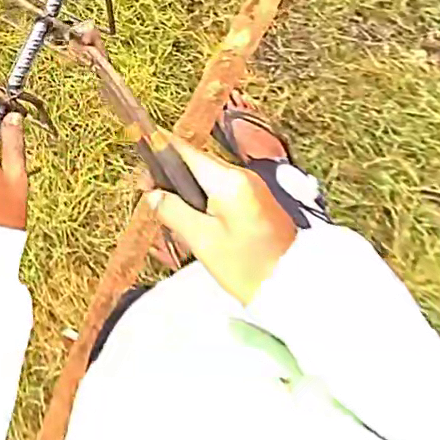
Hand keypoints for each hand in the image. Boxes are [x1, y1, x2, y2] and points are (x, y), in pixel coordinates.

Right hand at [146, 140, 295, 304]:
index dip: (160, 149)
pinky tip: (194, 222)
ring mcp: (252, 188)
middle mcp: (241, 176)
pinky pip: (221, 191)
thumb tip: (153, 194)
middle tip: (149, 196)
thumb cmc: (248, 267)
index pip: (186, 151)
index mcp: (228, 180)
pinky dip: (203, 200)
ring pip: (207, 178)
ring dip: (186, 190)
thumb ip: (173, 211)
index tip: (140, 157)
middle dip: (171, 176)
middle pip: (196, 163)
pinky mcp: (257, 202)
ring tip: (169, 214)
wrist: (298, 290)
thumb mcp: (203, 241)